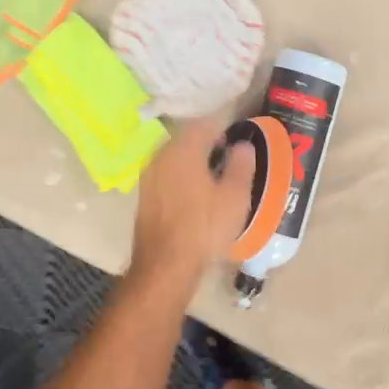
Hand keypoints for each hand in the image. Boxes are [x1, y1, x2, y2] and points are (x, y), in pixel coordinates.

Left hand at [128, 117, 254, 294]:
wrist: (164, 264)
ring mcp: (149, 174)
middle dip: (208, 144)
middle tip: (229, 160)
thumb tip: (243, 144)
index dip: (224, 129)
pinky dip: (182, 177)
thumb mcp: (234, 196)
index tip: (238, 141)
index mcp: (184, 148)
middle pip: (187, 139)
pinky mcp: (145, 194)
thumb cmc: (204, 227)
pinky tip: (195, 196)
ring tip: (215, 179)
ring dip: (194, 161)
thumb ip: (241, 164)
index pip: (205, 124)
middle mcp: (162, 154)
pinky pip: (167, 174)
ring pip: (176, 157)